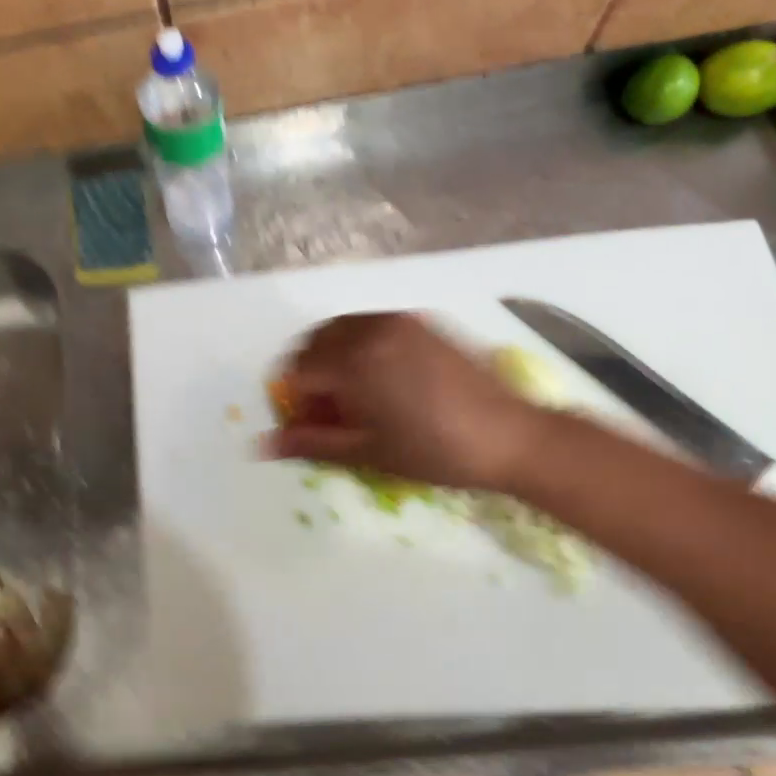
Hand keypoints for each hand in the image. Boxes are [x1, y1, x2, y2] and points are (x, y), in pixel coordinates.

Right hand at [265, 312, 548, 493]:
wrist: (512, 436)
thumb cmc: (436, 452)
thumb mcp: (368, 453)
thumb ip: (311, 444)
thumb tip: (262, 445)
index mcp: (354, 361)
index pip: (296, 371)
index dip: (295, 401)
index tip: (310, 427)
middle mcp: (370, 329)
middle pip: (313, 344)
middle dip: (310, 376)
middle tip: (329, 414)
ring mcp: (397, 321)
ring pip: (340, 330)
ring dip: (332, 359)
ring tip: (353, 398)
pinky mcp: (421, 322)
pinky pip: (370, 325)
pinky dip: (359, 346)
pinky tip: (379, 380)